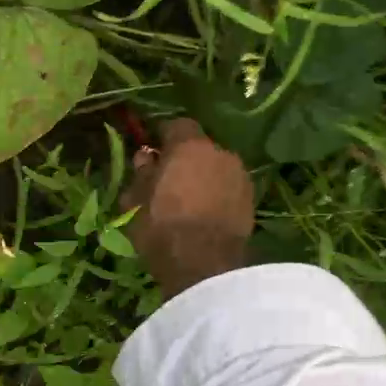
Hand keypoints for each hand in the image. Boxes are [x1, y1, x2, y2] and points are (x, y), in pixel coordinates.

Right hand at [119, 119, 255, 299]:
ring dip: (200, 177)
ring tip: (185, 201)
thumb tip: (145, 157)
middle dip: (183, 160)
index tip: (152, 150)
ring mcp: (238, 173)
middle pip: (198, 148)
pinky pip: (226, 186)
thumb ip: (141, 175)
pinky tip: (202, 213)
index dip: (163, 135)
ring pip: (214, 167)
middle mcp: (219, 151)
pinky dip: (214, 193)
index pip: (177, 125)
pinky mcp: (249, 195)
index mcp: (188, 147)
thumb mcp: (136, 203)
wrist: (203, 260)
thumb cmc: (161, 226)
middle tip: (166, 182)